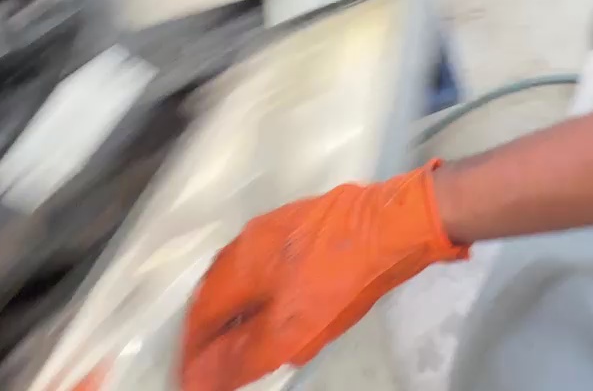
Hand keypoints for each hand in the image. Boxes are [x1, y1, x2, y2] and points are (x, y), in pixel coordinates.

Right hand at [180, 160, 467, 389]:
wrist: (398, 223)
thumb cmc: (342, 277)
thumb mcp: (289, 331)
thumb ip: (240, 357)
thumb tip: (197, 378)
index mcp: (241, 260)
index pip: (200, 314)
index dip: (194, 352)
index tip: (196, 379)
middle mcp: (253, 235)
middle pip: (218, 288)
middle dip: (214, 328)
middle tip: (218, 361)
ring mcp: (284, 221)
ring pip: (247, 270)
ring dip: (240, 305)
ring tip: (247, 337)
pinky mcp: (311, 218)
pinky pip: (272, 258)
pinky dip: (266, 286)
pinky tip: (281, 301)